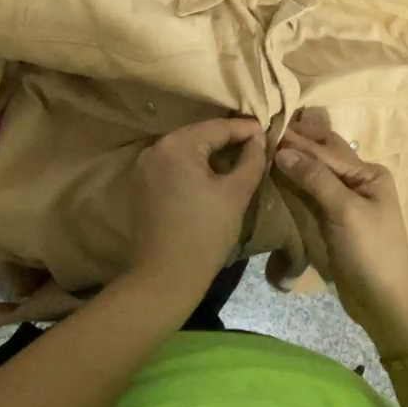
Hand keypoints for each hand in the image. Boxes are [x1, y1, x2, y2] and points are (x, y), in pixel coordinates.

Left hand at [131, 117, 266, 291]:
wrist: (164, 279)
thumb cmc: (205, 235)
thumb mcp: (236, 194)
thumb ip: (251, 160)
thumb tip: (258, 138)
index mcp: (177, 146)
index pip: (218, 127)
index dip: (245, 128)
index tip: (266, 130)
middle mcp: (156, 148)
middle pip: (199, 134)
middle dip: (227, 138)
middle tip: (254, 142)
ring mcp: (144, 166)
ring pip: (185, 148)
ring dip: (210, 151)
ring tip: (237, 156)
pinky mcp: (141, 184)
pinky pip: (172, 164)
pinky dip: (192, 164)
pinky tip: (212, 173)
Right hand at [273, 120, 407, 358]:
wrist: (383, 303)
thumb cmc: (370, 252)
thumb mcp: (345, 211)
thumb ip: (315, 178)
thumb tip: (282, 149)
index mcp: (368, 173)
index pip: (327, 151)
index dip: (298, 140)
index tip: (268, 126)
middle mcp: (357, 181)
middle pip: (323, 156)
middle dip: (297, 143)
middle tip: (265, 128)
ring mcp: (344, 201)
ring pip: (315, 173)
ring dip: (294, 160)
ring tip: (267, 144)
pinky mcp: (332, 220)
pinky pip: (311, 193)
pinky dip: (294, 182)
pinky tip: (277, 173)